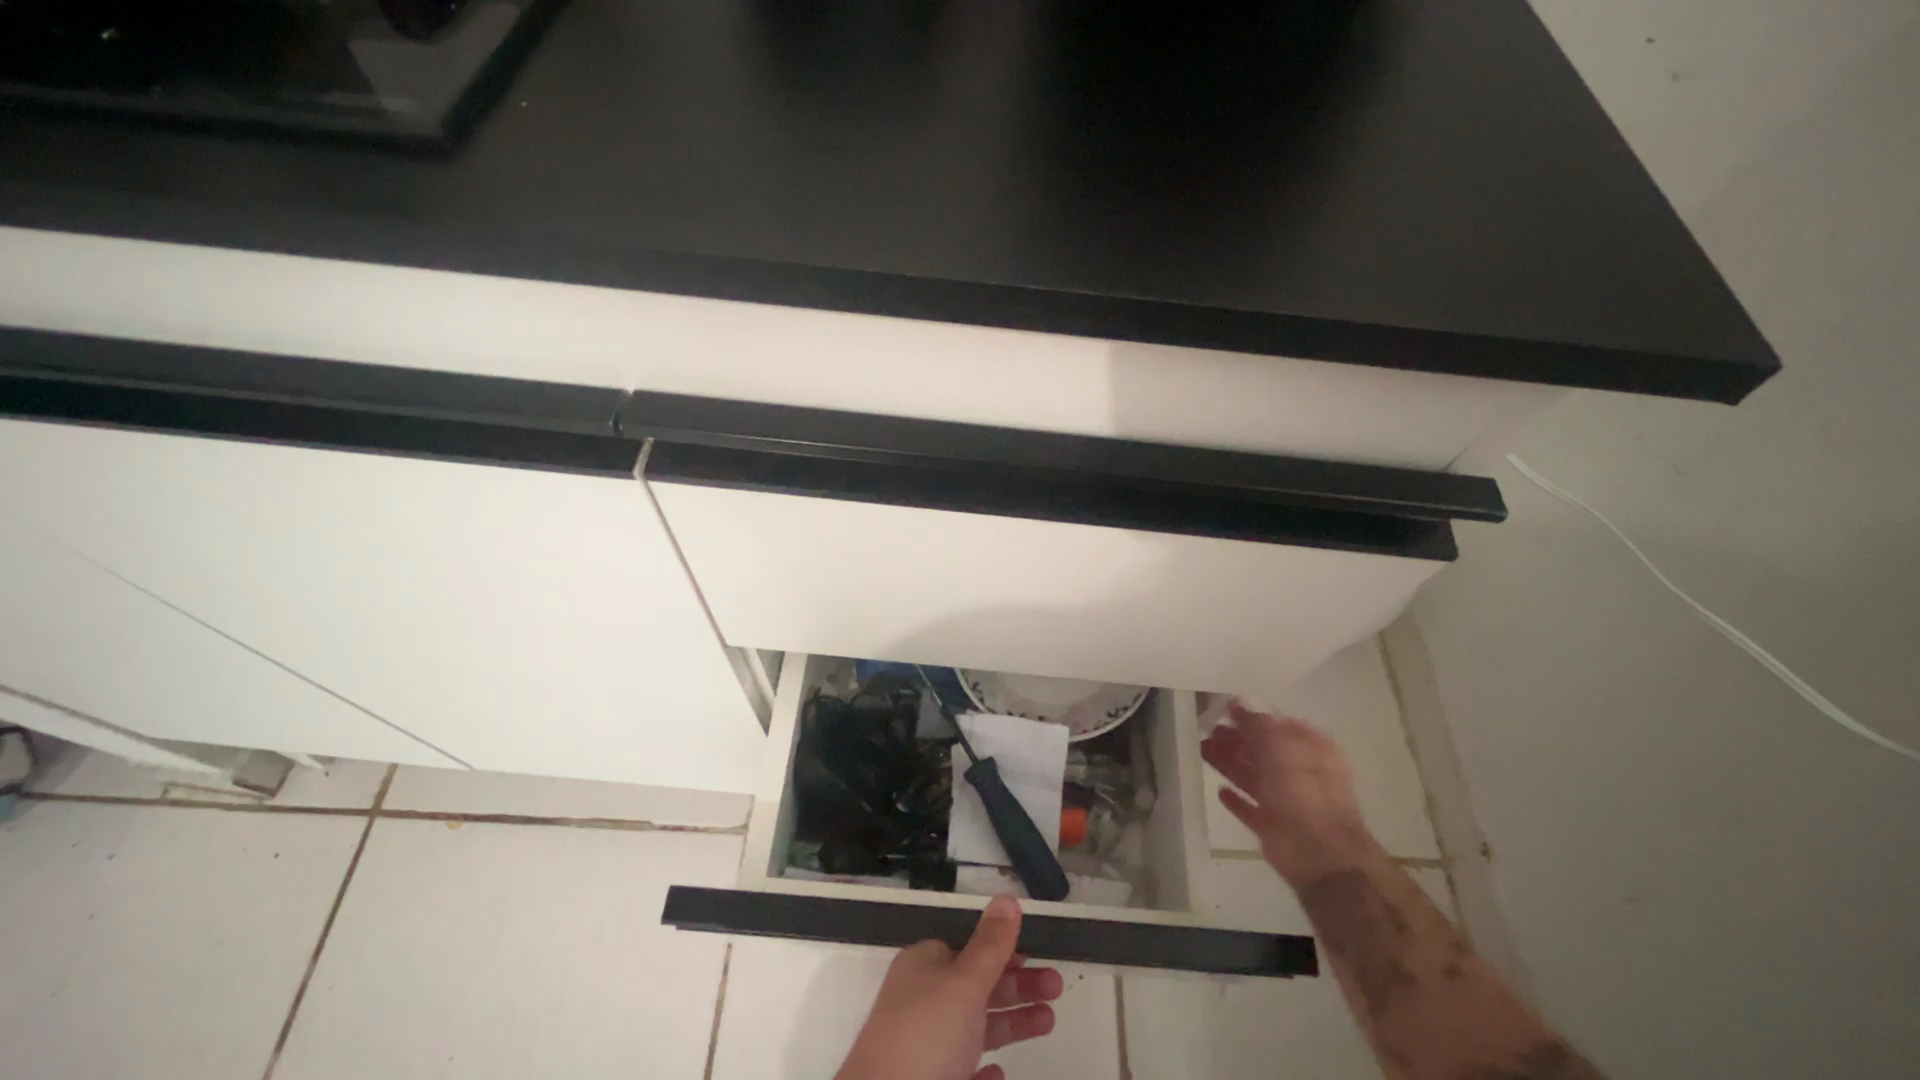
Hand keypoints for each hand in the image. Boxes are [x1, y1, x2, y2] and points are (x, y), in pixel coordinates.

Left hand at [836, 896, 1062, 1079]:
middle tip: (1057, 988)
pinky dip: (983, 1069)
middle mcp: (922, 1001)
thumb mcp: (963, 983)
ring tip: (1049, 1022)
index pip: (968, 947)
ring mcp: (924, 1046)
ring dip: (1012, 1023)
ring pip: (975, 1028)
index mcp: (924, 967)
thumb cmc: (926, 1036)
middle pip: (977, 986)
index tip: (1039, 953)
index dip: (1004, 949)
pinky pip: (962, 1069)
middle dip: (1019, 986)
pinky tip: (998, 1074)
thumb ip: (990, 945)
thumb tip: (1007, 898)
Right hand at [1200, 701, 1383, 887]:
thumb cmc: (1304, 790)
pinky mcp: (1271, 826)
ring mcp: (1286, 801)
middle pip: (1263, 751)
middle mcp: (1301, 773)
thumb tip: (1238, 705)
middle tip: (1207, 728)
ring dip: (1228, 762)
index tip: (1224, 709)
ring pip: (1252, 776)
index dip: (1253, 717)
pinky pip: (1249, 808)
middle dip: (1235, 739)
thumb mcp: (1281, 747)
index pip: (1280, 726)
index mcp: (1312, 750)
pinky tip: (1219, 790)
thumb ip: (1258, 725)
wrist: (1318, 851)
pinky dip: (1235, 800)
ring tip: (1202, 749)